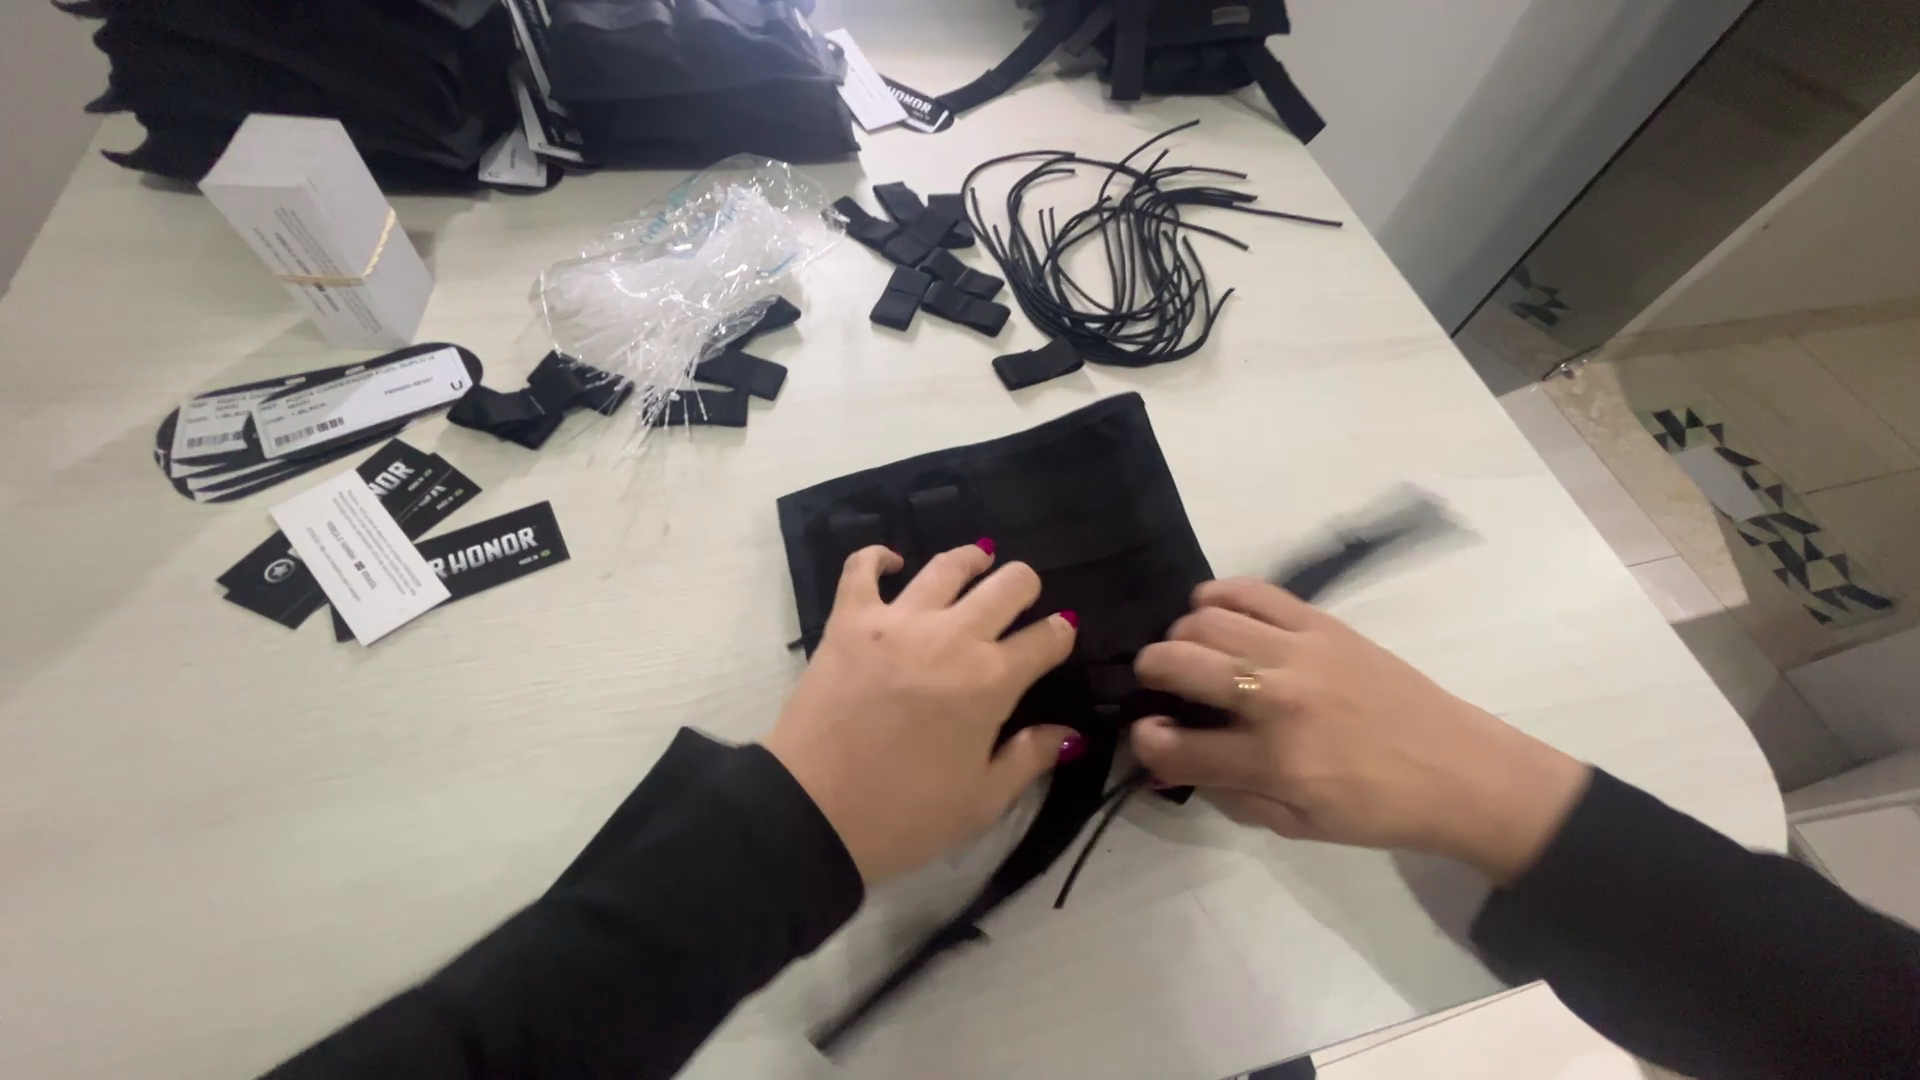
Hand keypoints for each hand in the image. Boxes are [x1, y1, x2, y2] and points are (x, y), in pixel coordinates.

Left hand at [764, 543, 1080, 883]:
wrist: (811, 813)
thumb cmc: (903, 816)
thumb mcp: (980, 802)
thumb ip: (1029, 759)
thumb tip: (1070, 733)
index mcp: (991, 681)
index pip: (1045, 639)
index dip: (1060, 634)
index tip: (1059, 636)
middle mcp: (952, 637)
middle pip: (1007, 586)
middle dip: (1025, 587)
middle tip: (1023, 598)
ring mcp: (897, 622)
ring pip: (947, 566)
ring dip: (973, 560)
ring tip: (981, 560)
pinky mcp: (849, 620)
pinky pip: (863, 569)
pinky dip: (878, 557)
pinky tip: (893, 562)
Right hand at [1130, 578, 1588, 884]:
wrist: (1462, 771)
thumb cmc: (1375, 807)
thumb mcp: (1295, 823)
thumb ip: (1226, 792)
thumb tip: (1169, 759)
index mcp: (1275, 762)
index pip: (1176, 747)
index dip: (1146, 742)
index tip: (1147, 735)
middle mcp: (1278, 700)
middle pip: (1177, 663)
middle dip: (1149, 673)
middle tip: (1157, 683)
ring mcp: (1300, 652)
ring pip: (1204, 620)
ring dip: (1181, 636)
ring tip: (1192, 651)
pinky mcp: (1321, 622)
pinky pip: (1251, 588)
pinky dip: (1218, 594)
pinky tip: (1214, 612)